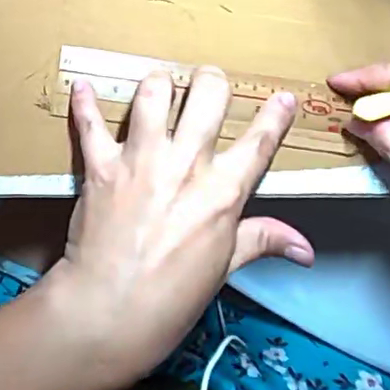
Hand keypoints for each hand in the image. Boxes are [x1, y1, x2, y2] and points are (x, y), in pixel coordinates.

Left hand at [40, 68, 312, 383]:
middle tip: (207, 81)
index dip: (275, 115)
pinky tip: (83, 88)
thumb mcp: (223, 268)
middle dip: (212, 80)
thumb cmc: (172, 296)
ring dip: (159, 82)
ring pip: (154, 94)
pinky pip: (90, 124)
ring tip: (160, 83)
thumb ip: (260, 241)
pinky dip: (86, 103)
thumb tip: (305, 249)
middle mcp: (185, 164)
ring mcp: (141, 160)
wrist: (110, 310)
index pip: (259, 142)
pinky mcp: (101, 165)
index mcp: (223, 191)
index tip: (282, 97)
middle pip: (208, 96)